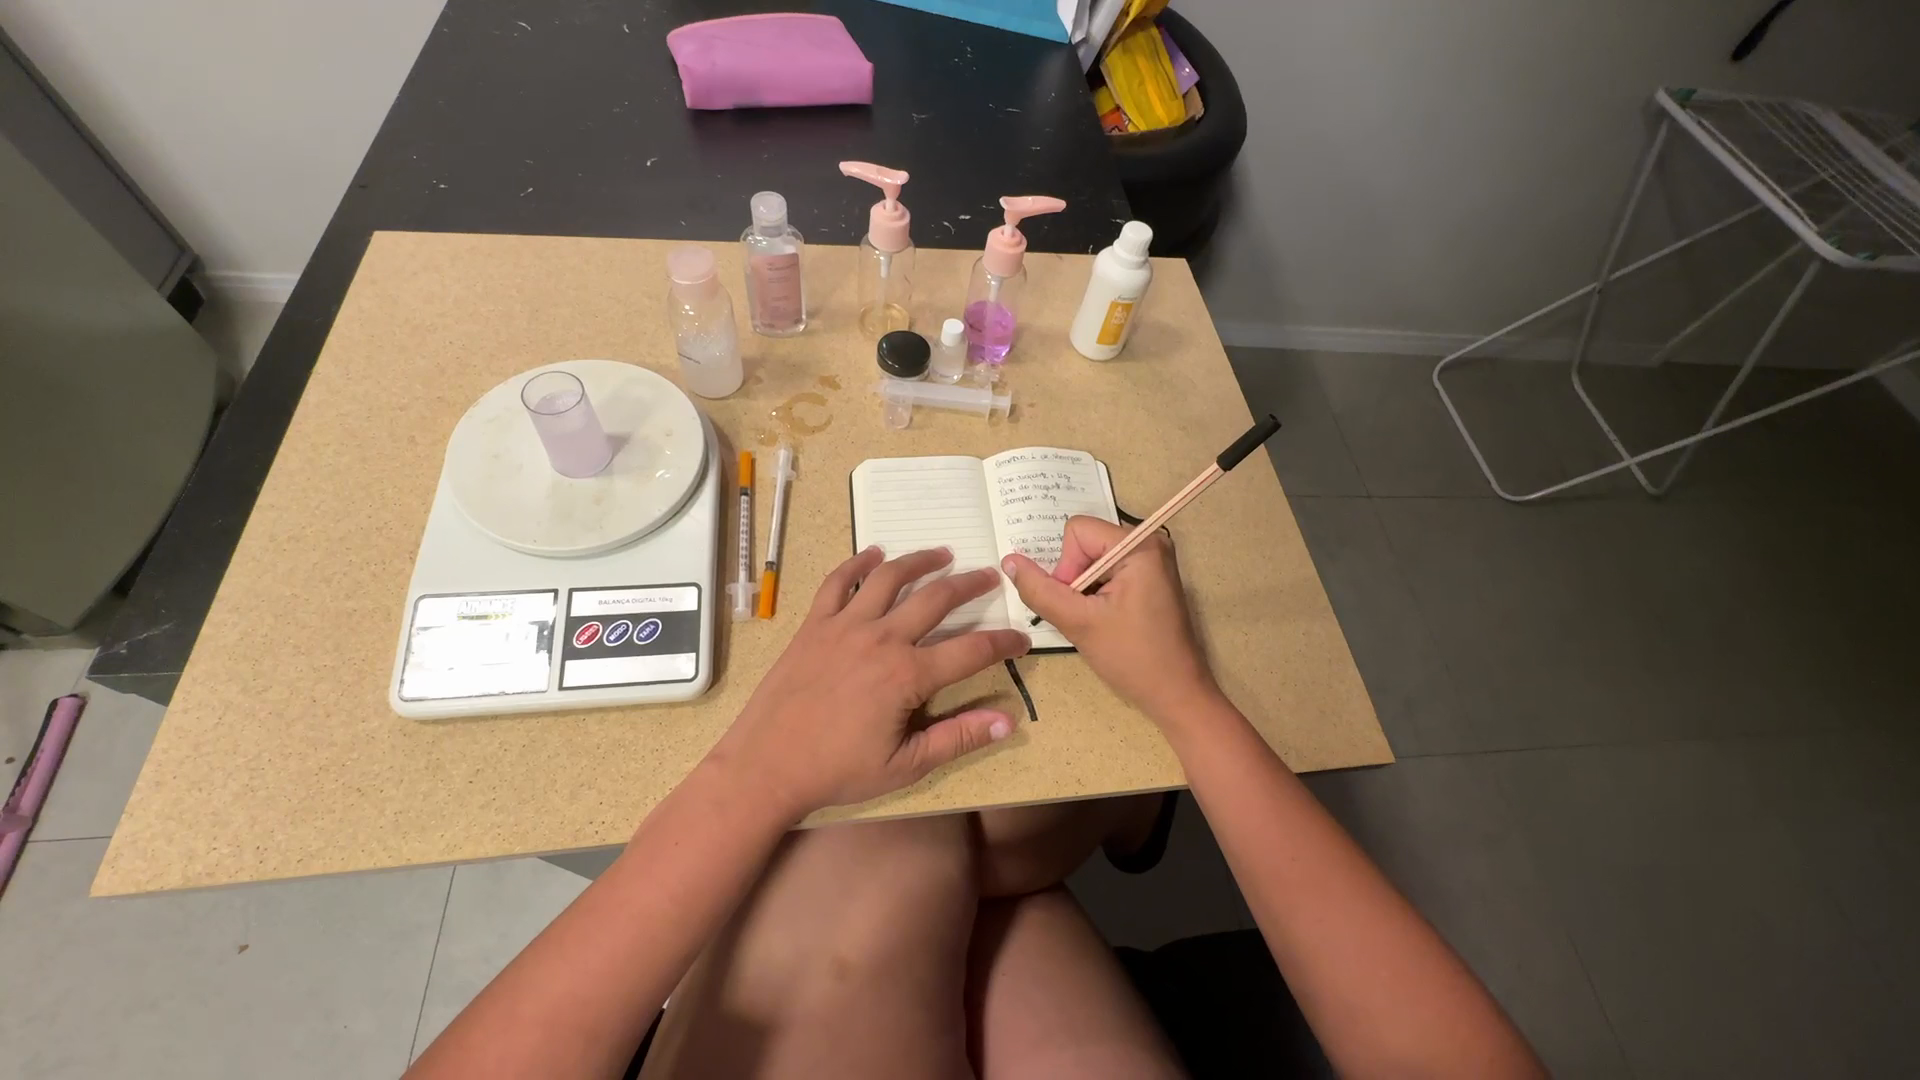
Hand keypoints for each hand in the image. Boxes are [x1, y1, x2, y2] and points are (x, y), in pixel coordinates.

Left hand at [709, 546, 1031, 818]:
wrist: (765, 765)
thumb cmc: (836, 771)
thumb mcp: (904, 766)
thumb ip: (958, 739)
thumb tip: (1007, 720)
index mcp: (907, 675)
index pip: (971, 651)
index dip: (1003, 643)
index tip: (1022, 638)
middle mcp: (880, 639)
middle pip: (936, 599)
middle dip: (970, 585)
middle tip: (990, 575)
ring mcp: (844, 626)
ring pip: (889, 579)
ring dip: (920, 561)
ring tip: (943, 553)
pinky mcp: (814, 625)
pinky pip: (837, 582)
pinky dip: (857, 563)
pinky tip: (874, 553)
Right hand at [1002, 516, 1220, 726]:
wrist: (1176, 694)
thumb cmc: (1132, 658)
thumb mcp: (1078, 623)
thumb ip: (1039, 589)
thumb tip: (1008, 561)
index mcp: (1139, 545)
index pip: (1077, 531)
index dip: (1066, 566)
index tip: (1078, 603)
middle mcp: (1150, 542)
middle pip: (1085, 542)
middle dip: (1074, 578)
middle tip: (1087, 614)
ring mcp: (1153, 560)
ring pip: (1093, 558)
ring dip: (1084, 588)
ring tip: (1098, 619)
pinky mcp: (1152, 577)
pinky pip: (1108, 570)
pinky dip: (1097, 592)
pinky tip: (1107, 619)